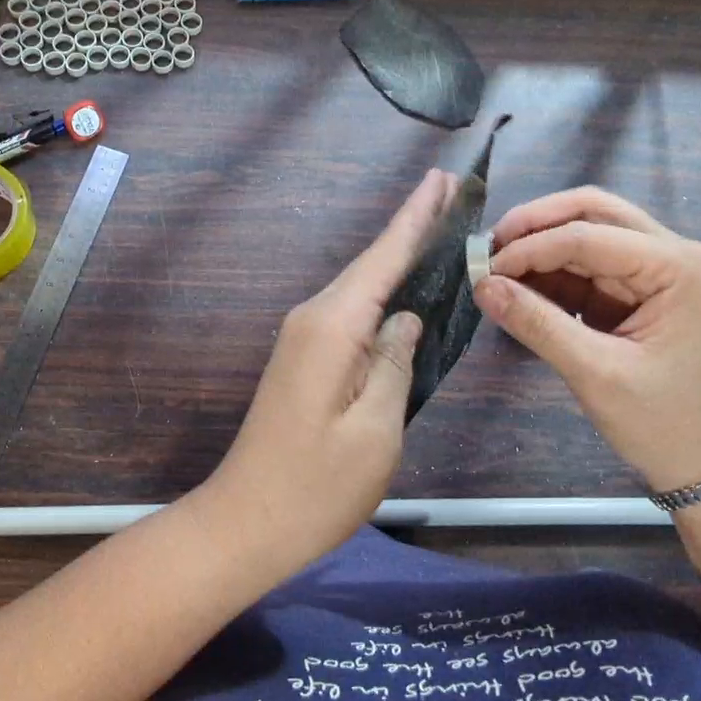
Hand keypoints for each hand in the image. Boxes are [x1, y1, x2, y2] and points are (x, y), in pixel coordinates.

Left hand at [197, 170, 454, 568]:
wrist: (246, 523)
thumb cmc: (316, 486)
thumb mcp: (376, 429)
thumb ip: (395, 364)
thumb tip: (405, 319)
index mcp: (331, 328)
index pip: (382, 258)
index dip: (415, 218)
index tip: (443, 177)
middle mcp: (312, 321)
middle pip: (370, 266)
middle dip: (411, 231)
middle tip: (455, 196)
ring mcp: (302, 341)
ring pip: (360, 290)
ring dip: (397, 262)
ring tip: (440, 231)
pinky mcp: (302, 362)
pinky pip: (350, 316)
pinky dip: (381, 296)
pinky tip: (405, 293)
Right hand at [471, 187, 700, 492]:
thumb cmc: (661, 421)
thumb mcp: (595, 373)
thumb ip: (537, 324)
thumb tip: (481, 286)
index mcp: (676, 267)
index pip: (588, 235)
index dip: (530, 247)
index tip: (482, 271)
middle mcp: (670, 254)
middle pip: (593, 212)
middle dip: (536, 225)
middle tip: (487, 248)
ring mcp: (655, 271)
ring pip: (588, 232)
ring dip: (540, 246)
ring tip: (494, 269)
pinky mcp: (636, 292)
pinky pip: (586, 266)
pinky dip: (550, 272)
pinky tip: (518, 288)